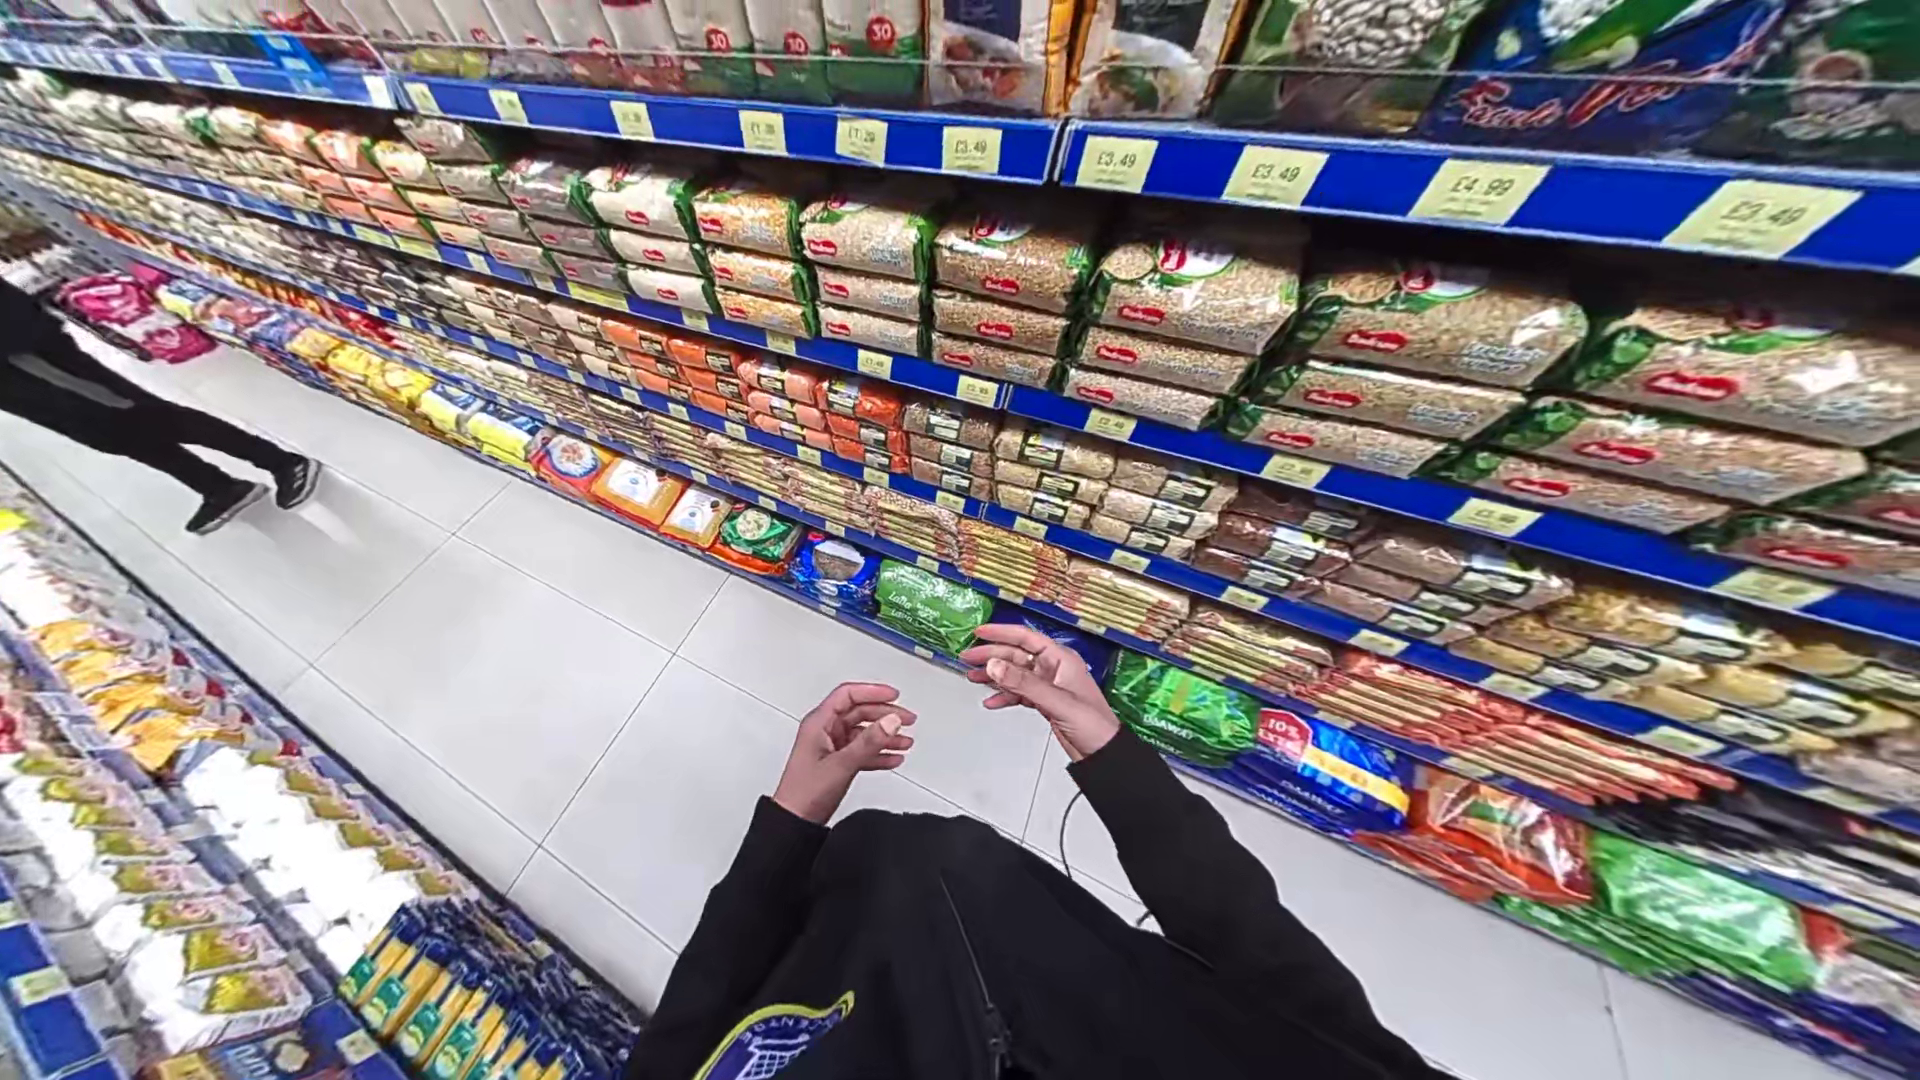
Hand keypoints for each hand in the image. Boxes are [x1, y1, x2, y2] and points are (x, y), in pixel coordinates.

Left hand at [772, 682, 916, 823]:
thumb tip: (891, 721)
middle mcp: (825, 731)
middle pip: (860, 712)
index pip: (848, 695)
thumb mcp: (841, 764)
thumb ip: (869, 742)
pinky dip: (879, 752)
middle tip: (907, 719)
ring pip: (864, 732)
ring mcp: (832, 746)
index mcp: (819, 723)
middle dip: (885, 714)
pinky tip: (893, 757)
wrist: (793, 825)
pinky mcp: (837, 762)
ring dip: (886, 735)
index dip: (872, 691)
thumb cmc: (803, 793)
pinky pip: (863, 750)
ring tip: (905, 740)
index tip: (893, 695)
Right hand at [961, 624, 1119, 761]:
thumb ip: (1024, 683)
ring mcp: (1048, 686)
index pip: (1025, 638)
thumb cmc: (1095, 725)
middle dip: (991, 656)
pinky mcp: (1044, 702)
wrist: (1103, 754)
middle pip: (1016, 655)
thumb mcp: (1057, 701)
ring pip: (1014, 674)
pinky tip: (992, 700)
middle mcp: (1053, 669)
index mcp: (1061, 659)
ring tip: (973, 677)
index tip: (980, 632)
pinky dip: (1004, 695)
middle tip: (968, 658)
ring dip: (994, 675)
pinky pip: (1018, 692)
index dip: (1001, 632)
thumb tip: (996, 665)